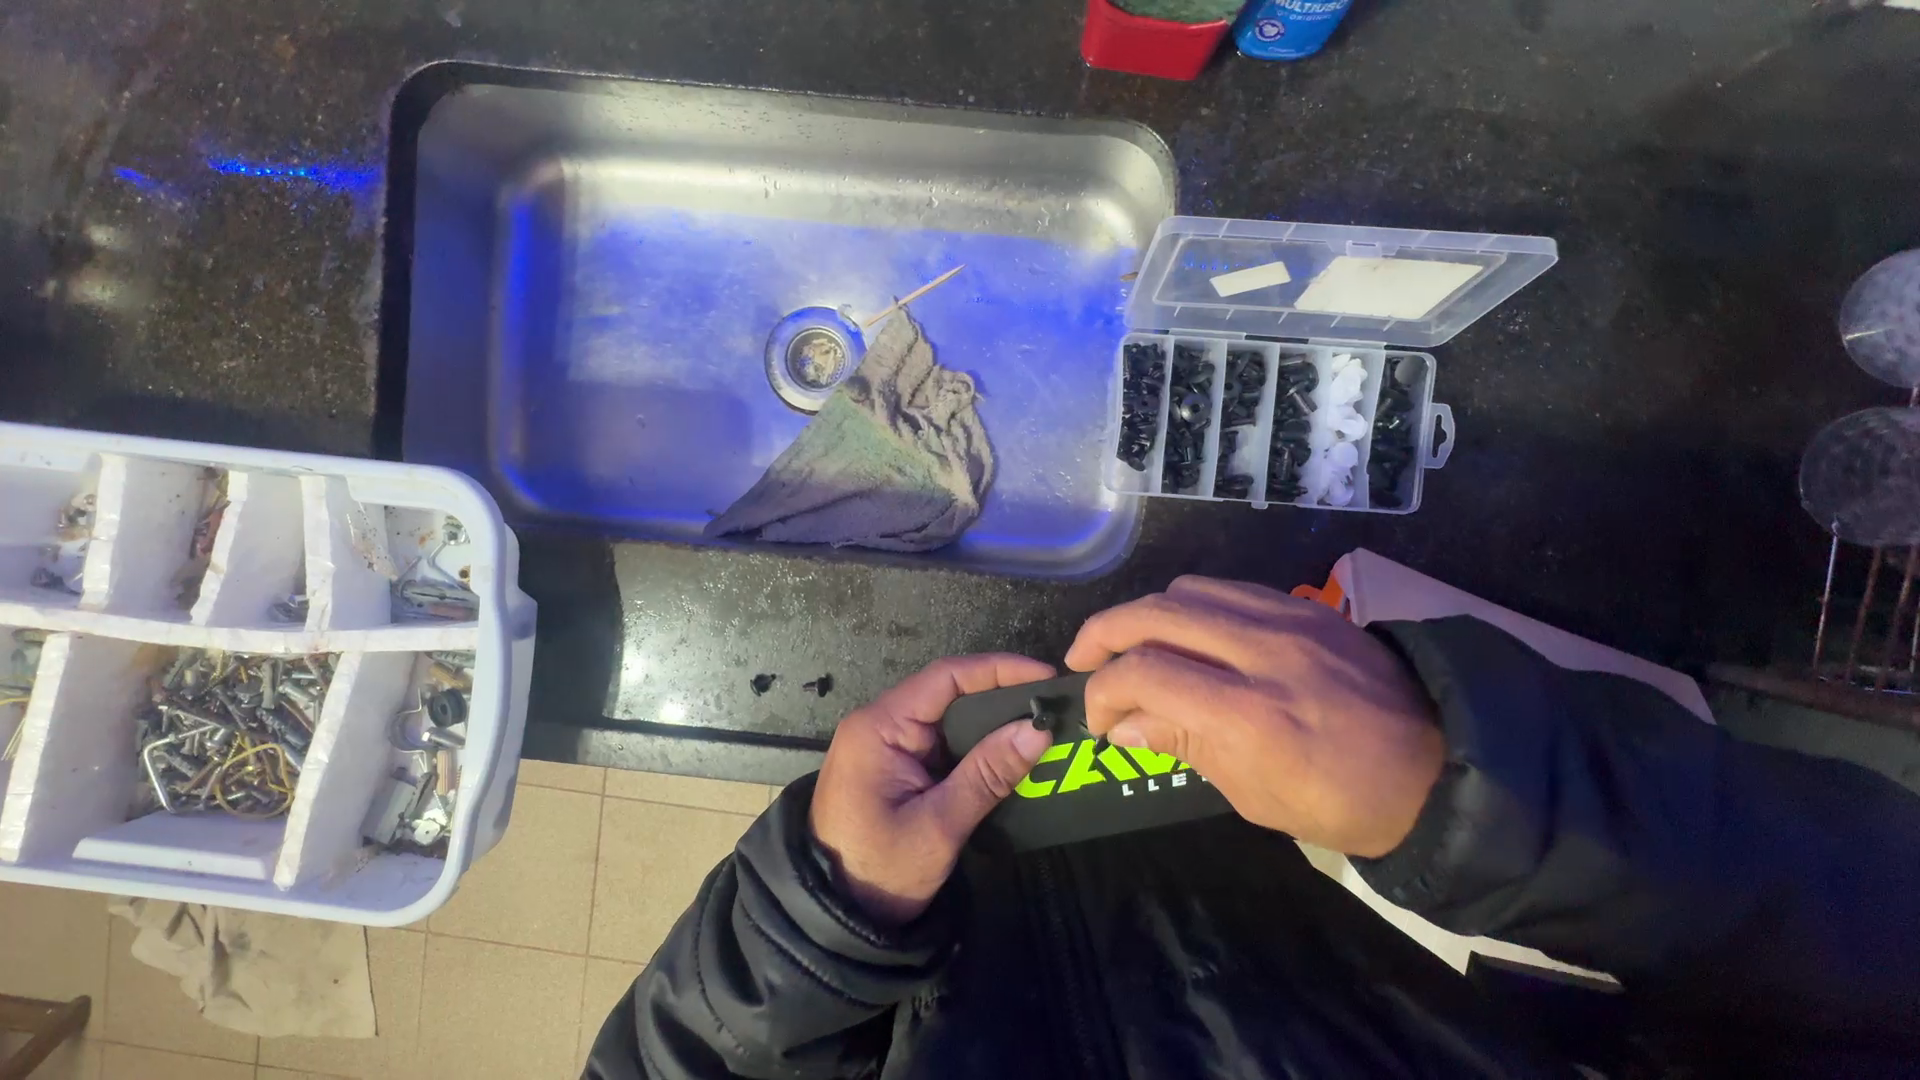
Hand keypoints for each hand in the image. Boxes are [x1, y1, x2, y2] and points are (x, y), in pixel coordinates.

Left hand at [810, 653, 1056, 924]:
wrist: (835, 919)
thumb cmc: (879, 870)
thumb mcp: (939, 825)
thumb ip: (988, 774)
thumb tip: (1038, 730)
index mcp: (880, 726)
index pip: (946, 677)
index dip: (998, 669)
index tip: (1044, 676)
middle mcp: (881, 724)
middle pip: (950, 693)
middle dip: (1002, 696)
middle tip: (1053, 706)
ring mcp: (889, 746)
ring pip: (950, 719)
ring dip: (994, 724)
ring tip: (1043, 728)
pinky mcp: (898, 767)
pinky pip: (944, 744)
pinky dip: (978, 748)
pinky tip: (1014, 756)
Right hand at [1066, 576, 1443, 857]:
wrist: (1440, 764)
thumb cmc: (1341, 801)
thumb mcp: (1254, 794)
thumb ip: (1183, 745)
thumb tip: (1122, 723)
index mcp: (1251, 716)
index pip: (1145, 675)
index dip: (1104, 691)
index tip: (1099, 718)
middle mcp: (1262, 653)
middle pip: (1154, 615)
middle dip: (1102, 634)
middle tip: (1082, 659)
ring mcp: (1288, 619)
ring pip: (1186, 590)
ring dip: (1143, 614)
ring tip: (1130, 645)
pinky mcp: (1304, 606)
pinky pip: (1226, 588)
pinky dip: (1188, 605)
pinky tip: (1185, 632)